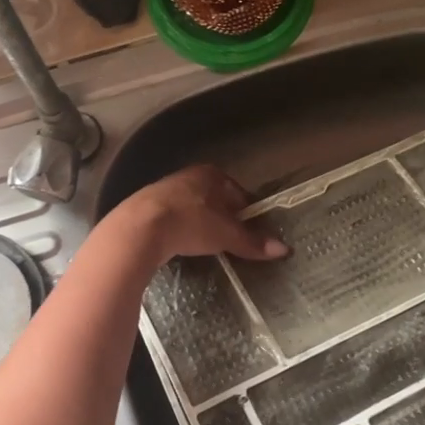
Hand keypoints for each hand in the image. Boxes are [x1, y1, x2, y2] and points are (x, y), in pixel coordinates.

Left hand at [115, 165, 288, 264]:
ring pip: (192, 208)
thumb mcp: (226, 235)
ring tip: (206, 246)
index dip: (246, 212)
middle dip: (223, 218)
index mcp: (211, 174)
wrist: (140, 228)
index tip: (250, 231)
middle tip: (230, 241)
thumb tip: (284, 249)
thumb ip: (253, 242)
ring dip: (200, 224)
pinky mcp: (146, 208)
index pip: (237, 192)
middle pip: (214, 199)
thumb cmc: (191, 223)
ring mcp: (164, 190)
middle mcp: (188, 176)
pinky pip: (172, 218)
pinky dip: (180, 230)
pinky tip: (181, 245)